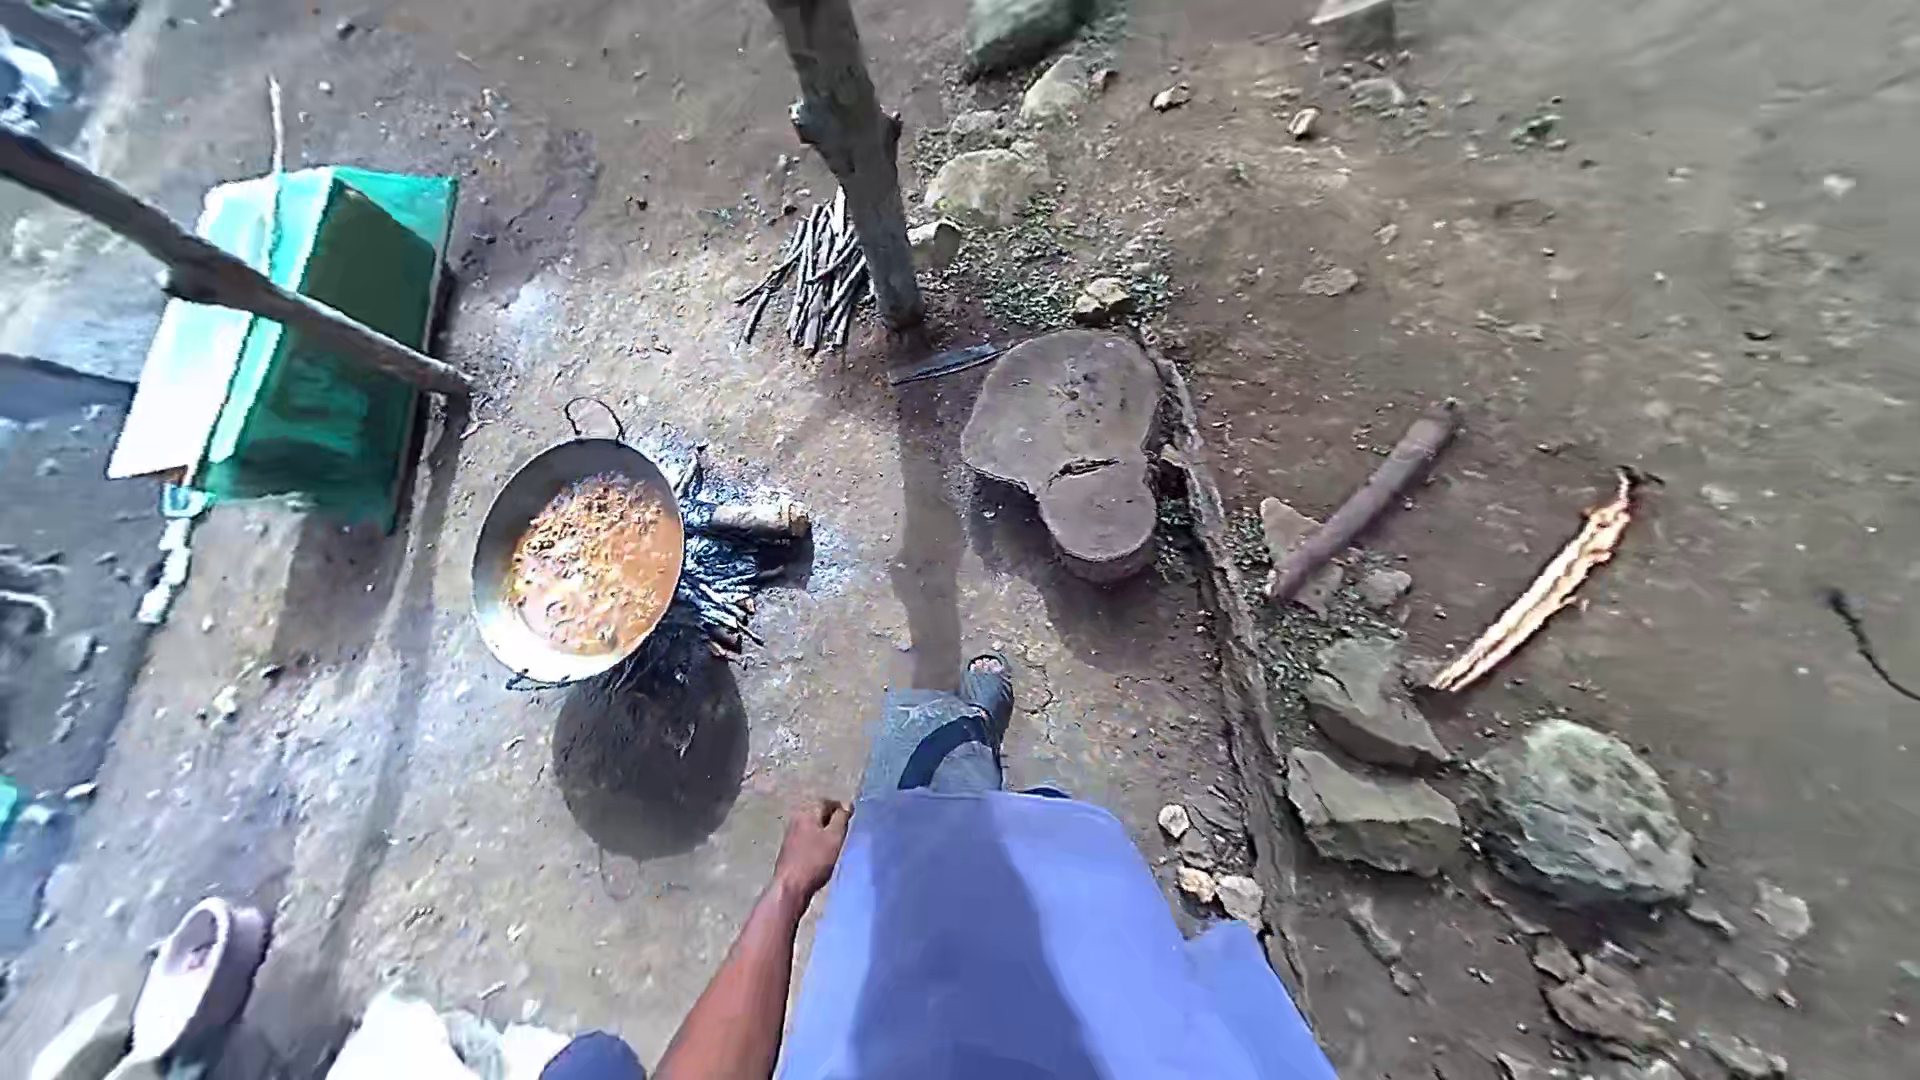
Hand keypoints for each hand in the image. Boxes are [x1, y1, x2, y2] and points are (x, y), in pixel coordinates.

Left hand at [772, 798, 850, 900]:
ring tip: (834, 847)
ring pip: (813, 827)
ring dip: (824, 834)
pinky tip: (821, 856)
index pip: (828, 802)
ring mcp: (791, 834)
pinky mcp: (789, 849)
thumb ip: (841, 818)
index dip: (841, 809)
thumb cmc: (814, 860)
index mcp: (807, 811)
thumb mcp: (835, 837)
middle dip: (832, 822)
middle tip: (843, 835)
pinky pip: (807, 839)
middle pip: (819, 814)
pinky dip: (816, 843)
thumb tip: (846, 805)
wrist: (790, 888)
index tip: (850, 822)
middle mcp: (796, 818)